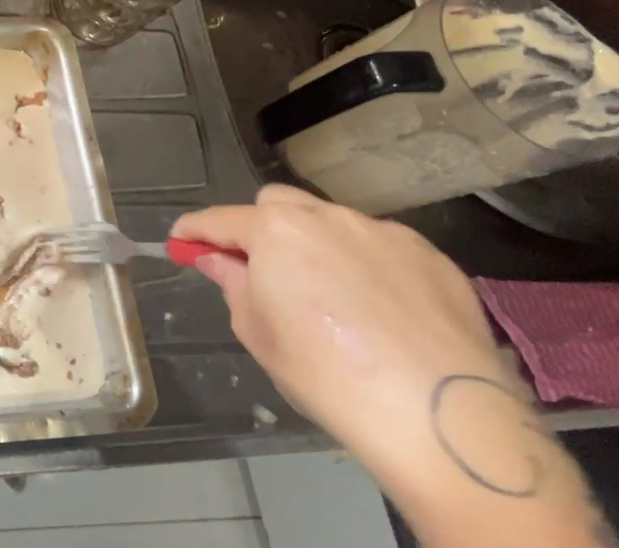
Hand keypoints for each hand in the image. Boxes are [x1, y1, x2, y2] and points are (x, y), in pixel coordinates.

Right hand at [175, 187, 613, 547]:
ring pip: (334, 224)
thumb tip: (218, 260)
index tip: (182, 242)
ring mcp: (385, 233)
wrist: (437, 414)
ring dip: (318, 246)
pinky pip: (383, 249)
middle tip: (262, 270)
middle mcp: (328, 217)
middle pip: (279, 204)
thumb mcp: (257, 332)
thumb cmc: (325, 374)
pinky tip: (379, 311)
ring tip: (330, 297)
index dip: (195, 231)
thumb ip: (233, 284)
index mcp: (275, 230)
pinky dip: (368, 267)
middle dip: (261, 228)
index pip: (219, 219)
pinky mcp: (433, 258)